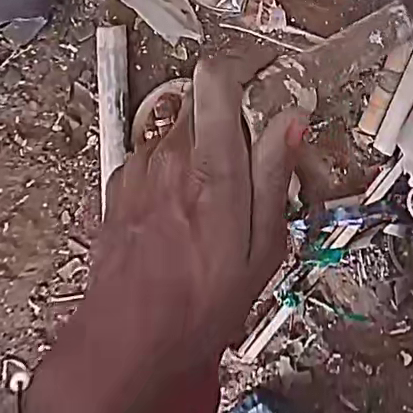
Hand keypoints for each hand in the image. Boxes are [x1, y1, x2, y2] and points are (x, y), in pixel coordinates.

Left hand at [70, 56, 305, 395]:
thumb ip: (276, 173)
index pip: (217, 77)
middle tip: (251, 166)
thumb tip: (291, 120)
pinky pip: (158, 155)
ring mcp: (139, 166)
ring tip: (216, 203)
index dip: (243, 68)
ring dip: (205, 148)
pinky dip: (177, 169)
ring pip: (183, 129)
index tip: (263, 82)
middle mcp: (169, 154)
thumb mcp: (261, 248)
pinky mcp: (120, 181)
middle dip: (234, 121)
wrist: (122, 343)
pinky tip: (184, 214)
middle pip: (205, 102)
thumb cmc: (198, 306)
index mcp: (211, 166)